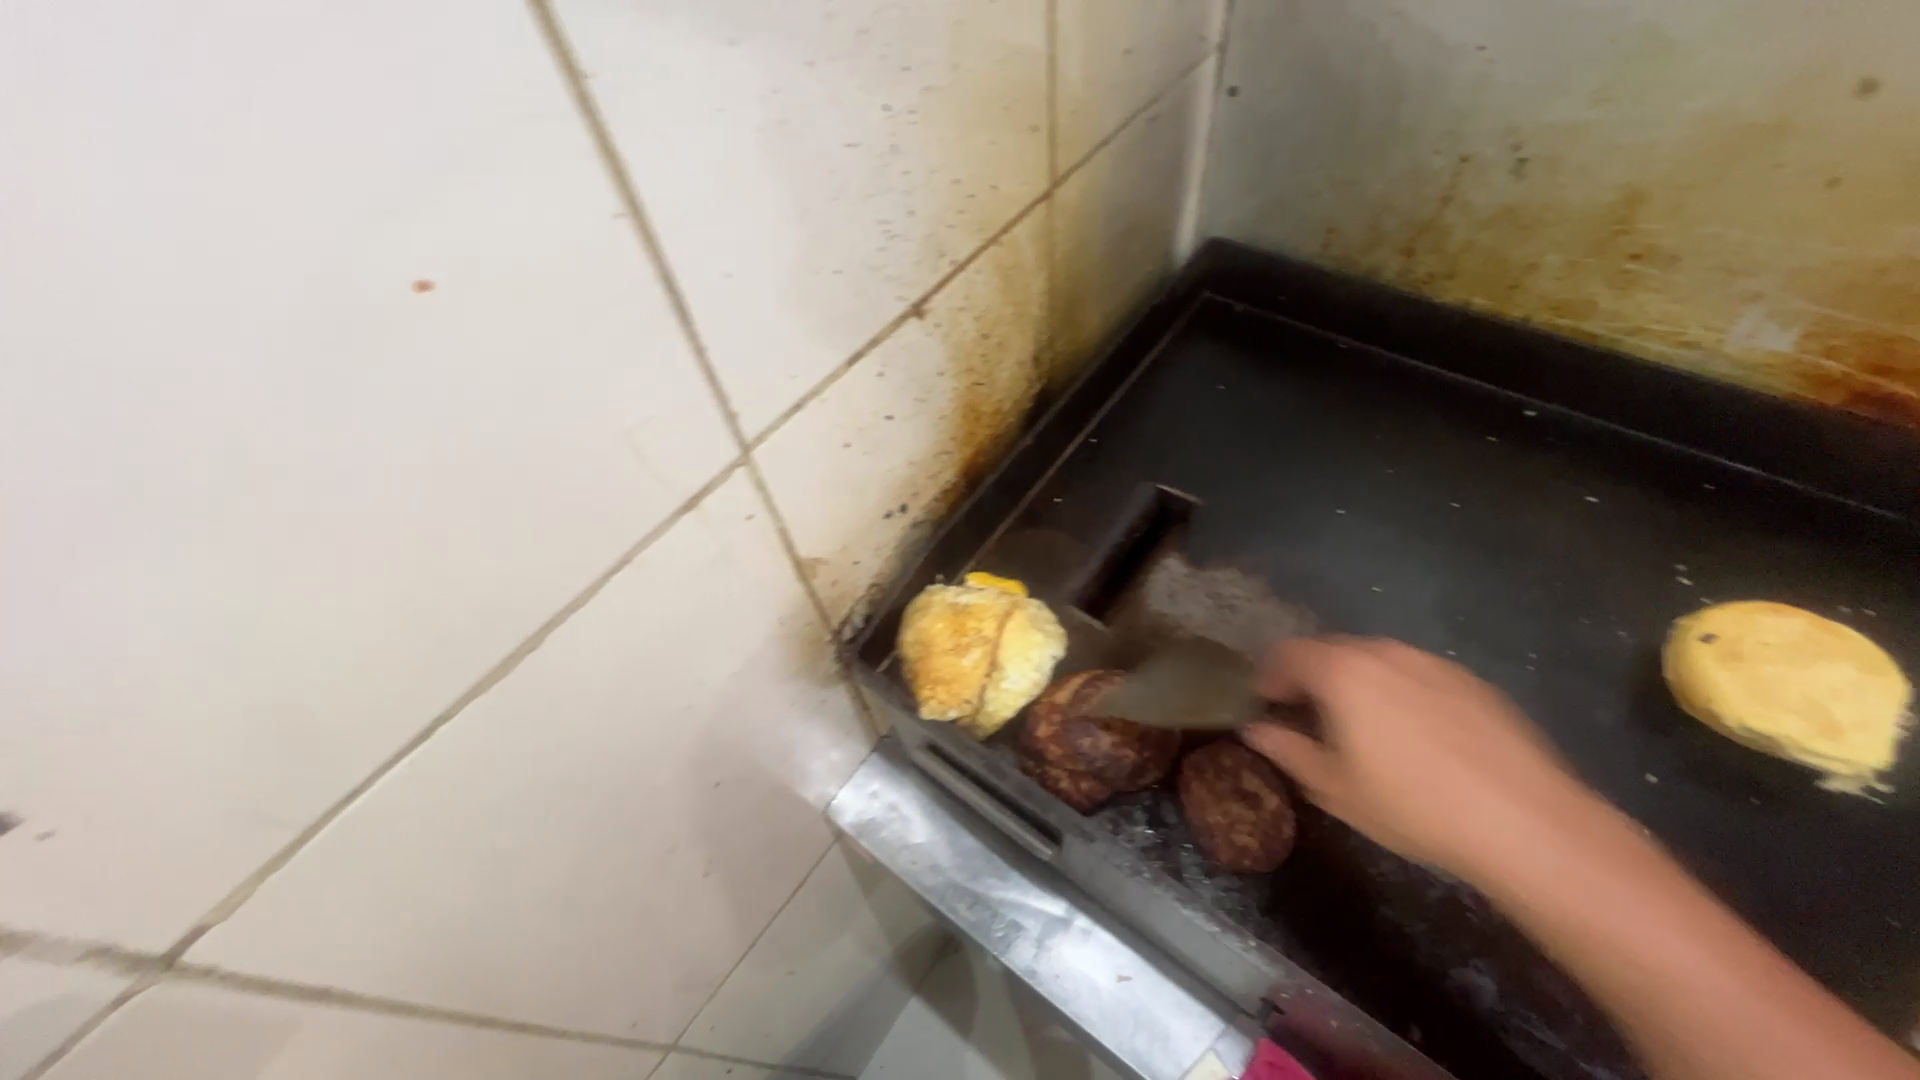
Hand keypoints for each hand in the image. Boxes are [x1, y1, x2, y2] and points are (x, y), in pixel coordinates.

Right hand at [1242, 637, 1609, 879]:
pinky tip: (1414, 736)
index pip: (1287, 653)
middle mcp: (1385, 653)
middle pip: (1331, 650)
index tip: (1264, 704)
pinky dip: (1398, 691)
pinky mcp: (1473, 681)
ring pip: (1377, 660)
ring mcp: (1434, 663)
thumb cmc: (1414, 806)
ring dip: (1356, 682)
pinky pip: (1416, 674)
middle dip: (1311, 676)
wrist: (1528, 823)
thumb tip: (1256, 731)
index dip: (1267, 676)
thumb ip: (1287, 751)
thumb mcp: (1334, 788)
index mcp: (1343, 671)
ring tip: (1360, 726)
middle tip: (1306, 716)